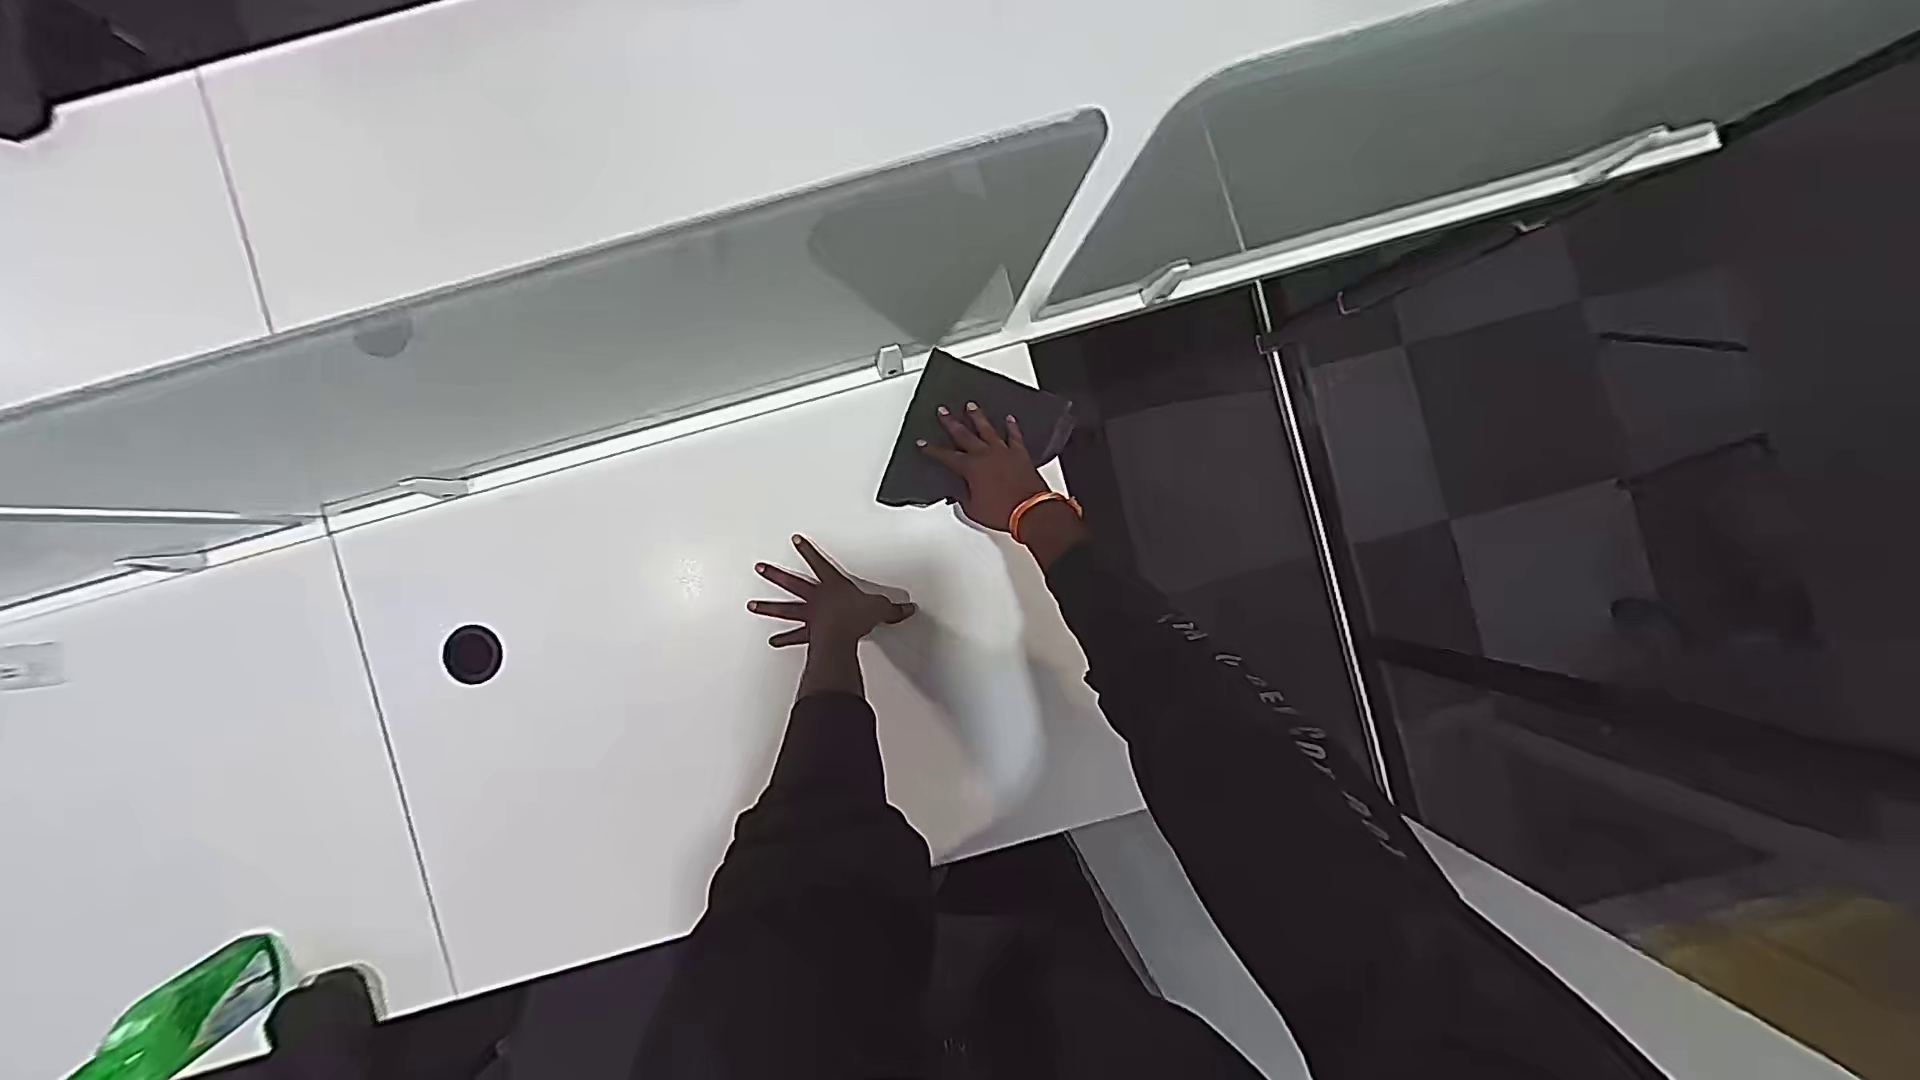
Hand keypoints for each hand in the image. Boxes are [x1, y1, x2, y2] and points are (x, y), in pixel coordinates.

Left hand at [748, 535, 915, 647]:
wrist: (841, 636)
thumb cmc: (855, 617)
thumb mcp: (880, 608)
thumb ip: (891, 609)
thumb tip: (906, 609)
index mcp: (832, 585)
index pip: (818, 562)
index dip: (807, 550)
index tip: (796, 540)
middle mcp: (817, 598)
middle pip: (791, 582)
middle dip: (775, 574)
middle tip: (760, 567)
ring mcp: (809, 615)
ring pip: (784, 608)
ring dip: (767, 606)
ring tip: (752, 605)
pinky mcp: (808, 634)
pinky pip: (793, 635)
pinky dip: (783, 639)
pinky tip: (772, 641)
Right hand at [918, 402, 1050, 531]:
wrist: (1030, 510)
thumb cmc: (1002, 512)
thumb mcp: (973, 509)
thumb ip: (964, 496)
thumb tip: (962, 493)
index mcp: (970, 468)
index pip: (946, 456)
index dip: (932, 449)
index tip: (923, 443)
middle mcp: (985, 455)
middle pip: (963, 434)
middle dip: (950, 422)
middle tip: (942, 411)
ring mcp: (1003, 451)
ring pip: (987, 429)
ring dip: (977, 417)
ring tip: (970, 406)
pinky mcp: (1020, 454)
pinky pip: (1014, 436)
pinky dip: (1011, 426)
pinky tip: (1009, 418)